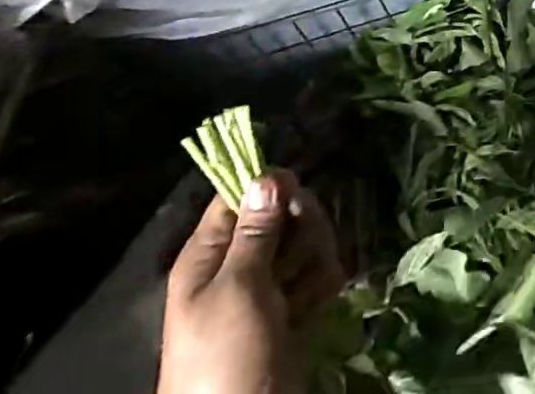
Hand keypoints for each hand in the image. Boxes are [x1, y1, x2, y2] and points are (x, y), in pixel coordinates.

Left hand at [159, 170, 345, 393]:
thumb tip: (266, 175)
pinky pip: (316, 275)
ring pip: (303, 242)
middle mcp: (240, 263)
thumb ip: (255, 231)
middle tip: (307, 250)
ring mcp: (268, 289)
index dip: (269, 188)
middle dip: (301, 225)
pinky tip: (322, 301)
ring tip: (312, 287)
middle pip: (279, 214)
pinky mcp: (293, 312)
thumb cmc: (228, 361)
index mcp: (211, 253)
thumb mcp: (238, 290)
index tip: (295, 196)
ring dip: (316, 256)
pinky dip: (323, 283)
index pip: (240, 195)